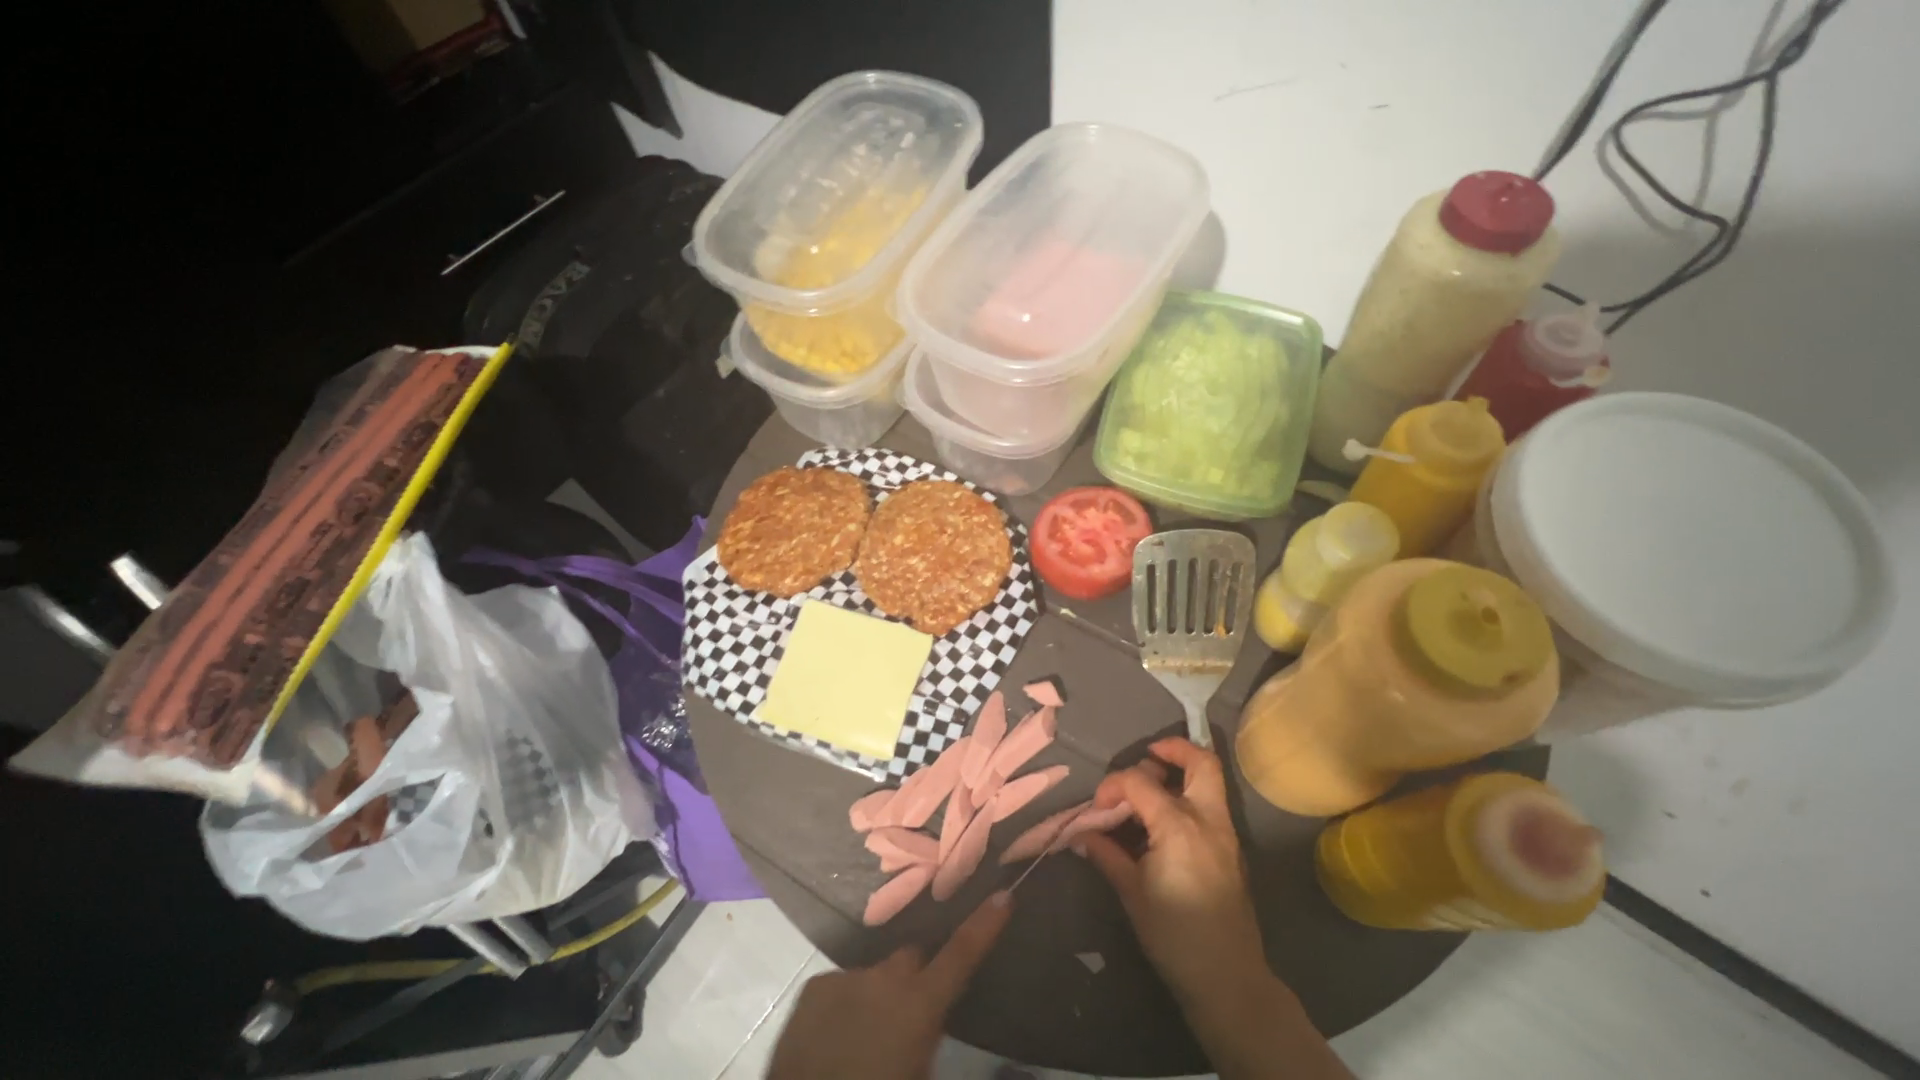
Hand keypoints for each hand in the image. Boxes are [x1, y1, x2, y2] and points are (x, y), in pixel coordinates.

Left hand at [767, 892, 1011, 1079]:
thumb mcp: (920, 1069)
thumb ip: (928, 1031)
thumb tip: (925, 1018)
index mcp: (921, 1002)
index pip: (961, 954)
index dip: (984, 925)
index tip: (1003, 895)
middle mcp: (886, 977)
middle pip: (911, 959)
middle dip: (915, 976)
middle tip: (908, 1013)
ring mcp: (848, 977)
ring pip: (874, 976)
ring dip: (876, 995)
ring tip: (864, 1034)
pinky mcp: (816, 986)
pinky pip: (842, 987)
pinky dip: (844, 1004)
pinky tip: (835, 1034)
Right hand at [1080, 738, 1352, 1079]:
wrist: (1226, 977)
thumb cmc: (1174, 935)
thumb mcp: (1132, 893)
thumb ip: (1106, 855)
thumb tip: (1080, 834)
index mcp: (1179, 825)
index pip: (1140, 782)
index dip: (1113, 785)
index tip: (1096, 806)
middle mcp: (1208, 820)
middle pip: (1201, 762)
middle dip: (1173, 749)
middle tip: (1146, 757)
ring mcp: (1226, 834)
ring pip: (1210, 783)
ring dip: (1181, 774)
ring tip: (1149, 790)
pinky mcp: (1231, 851)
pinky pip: (1211, 808)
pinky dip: (1188, 800)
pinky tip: (1162, 824)